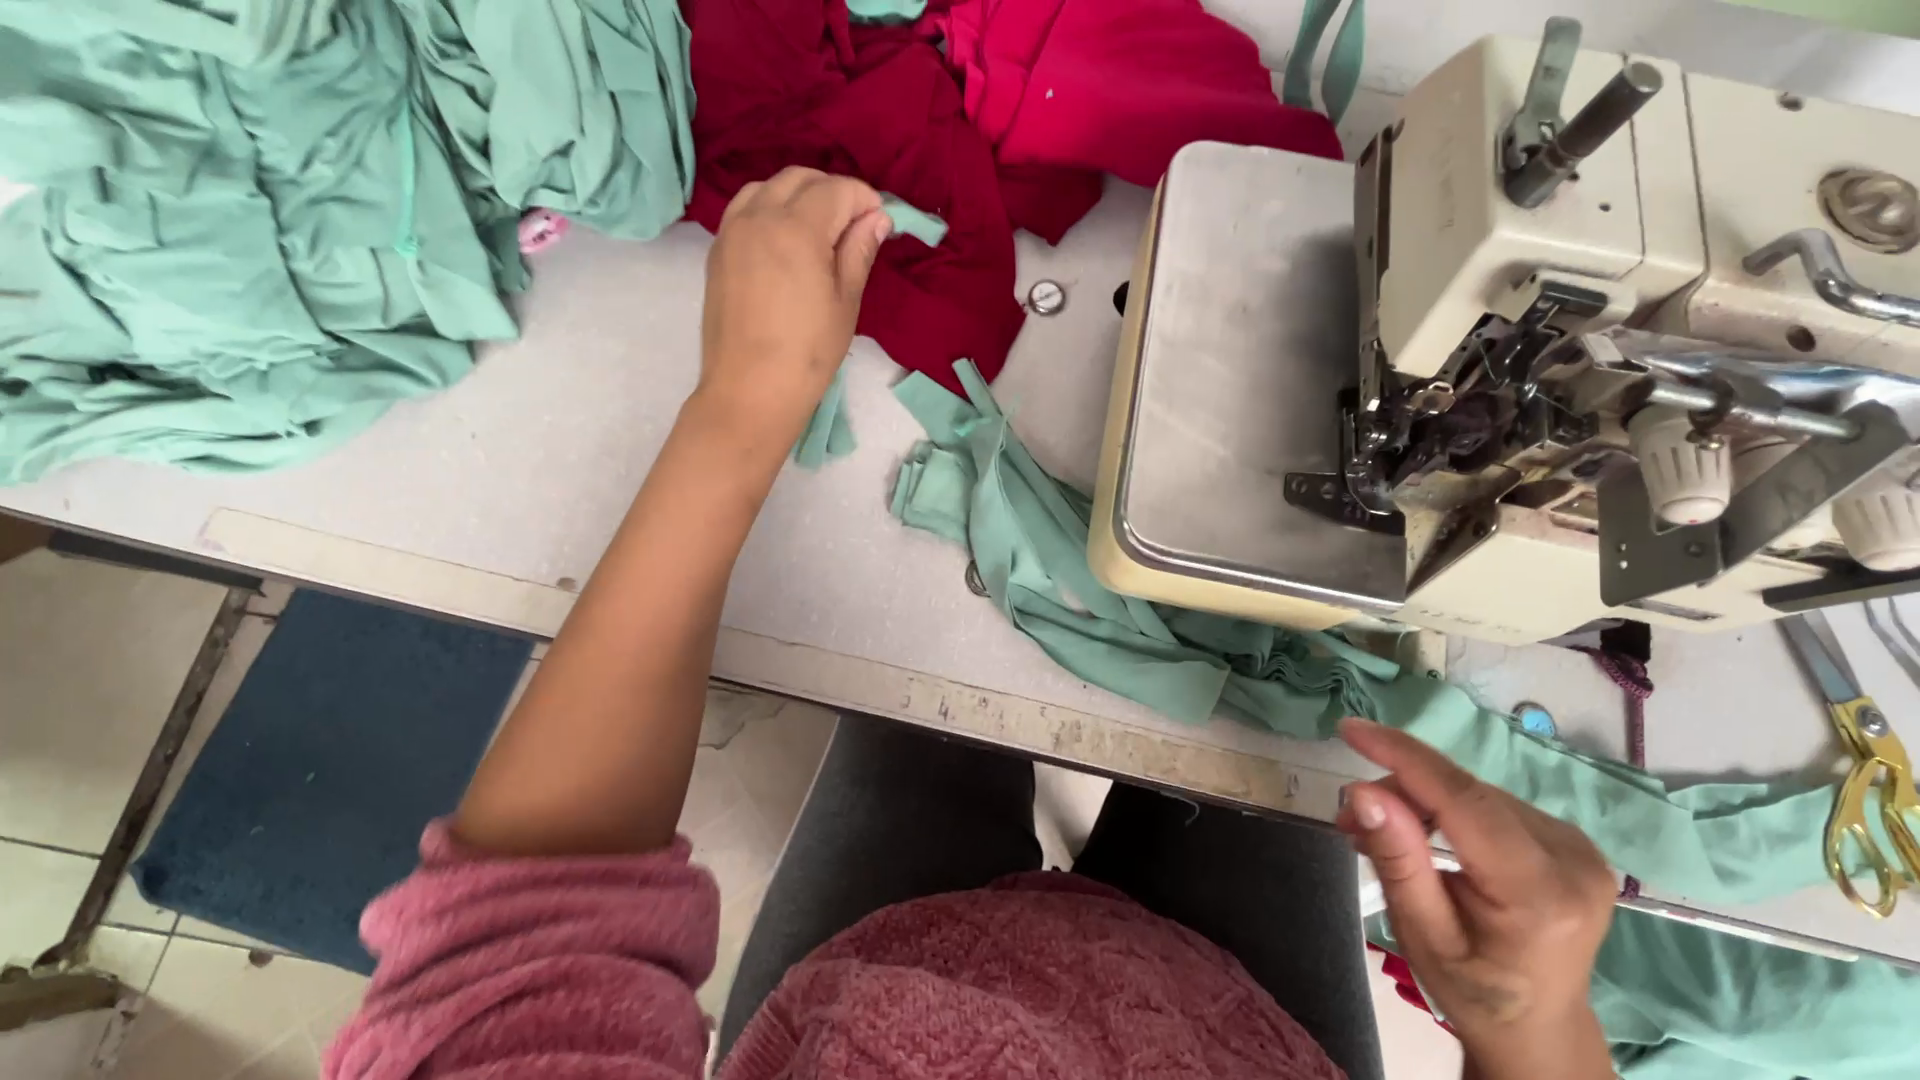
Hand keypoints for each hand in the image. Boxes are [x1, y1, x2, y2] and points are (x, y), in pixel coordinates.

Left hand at [697, 167, 889, 438]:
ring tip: (818, 230)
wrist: (749, 390)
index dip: (864, 200)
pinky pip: (745, 209)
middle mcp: (759, 216)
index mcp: (796, 228)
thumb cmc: (808, 352)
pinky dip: (769, 209)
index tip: (880, 222)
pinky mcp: (718, 251)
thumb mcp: (845, 302)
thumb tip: (876, 218)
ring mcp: (732, 231)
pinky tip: (785, 242)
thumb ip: (859, 250)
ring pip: (767, 188)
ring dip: (797, 195)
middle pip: (799, 178)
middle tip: (853, 224)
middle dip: (831, 191)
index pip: (836, 190)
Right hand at [1336, 718, 1616, 1079]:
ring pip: (1476, 793)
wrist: (1539, 1029)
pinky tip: (1424, 832)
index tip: (1351, 730)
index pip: (1465, 801)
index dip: (1405, 758)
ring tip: (1379, 831)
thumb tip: (1363, 792)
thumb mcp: (1421, 933)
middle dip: (1400, 791)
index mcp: (1539, 894)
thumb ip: (1397, 860)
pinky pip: (1493, 804)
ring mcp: (1580, 848)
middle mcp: (1572, 860)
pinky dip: (1448, 808)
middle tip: (1348, 819)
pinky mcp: (1572, 842)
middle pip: (1466, 794)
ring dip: (1421, 800)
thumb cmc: (1472, 990)